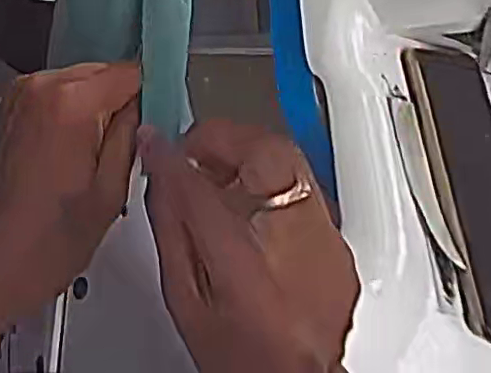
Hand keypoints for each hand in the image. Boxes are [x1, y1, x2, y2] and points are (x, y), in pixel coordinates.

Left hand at [0, 61, 140, 350]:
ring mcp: (22, 91)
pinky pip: (56, 91)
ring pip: (81, 80)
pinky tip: (69, 148)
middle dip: (119, 100)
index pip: (129, 72)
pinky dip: (68, 109)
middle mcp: (43, 86)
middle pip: (103, 72)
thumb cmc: (47, 239)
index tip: (155, 113)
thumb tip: (144, 105)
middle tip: (125, 142)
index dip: (149, 92)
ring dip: (93, 105)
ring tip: (92, 152)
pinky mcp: (11, 102)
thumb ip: (132, 134)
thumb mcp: (111, 190)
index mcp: (71, 102)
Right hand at [143, 120, 358, 372]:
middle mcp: (295, 246)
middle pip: (261, 152)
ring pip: (286, 156)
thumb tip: (159, 176)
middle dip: (220, 138)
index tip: (153, 140)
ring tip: (217, 168)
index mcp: (246, 271)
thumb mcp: (186, 300)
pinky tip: (248, 192)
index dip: (168, 156)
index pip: (199, 189)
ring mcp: (324, 237)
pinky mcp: (338, 238)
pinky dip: (269, 172)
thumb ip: (170, 230)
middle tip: (192, 150)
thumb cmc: (244, 358)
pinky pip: (300, 180)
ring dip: (244, 150)